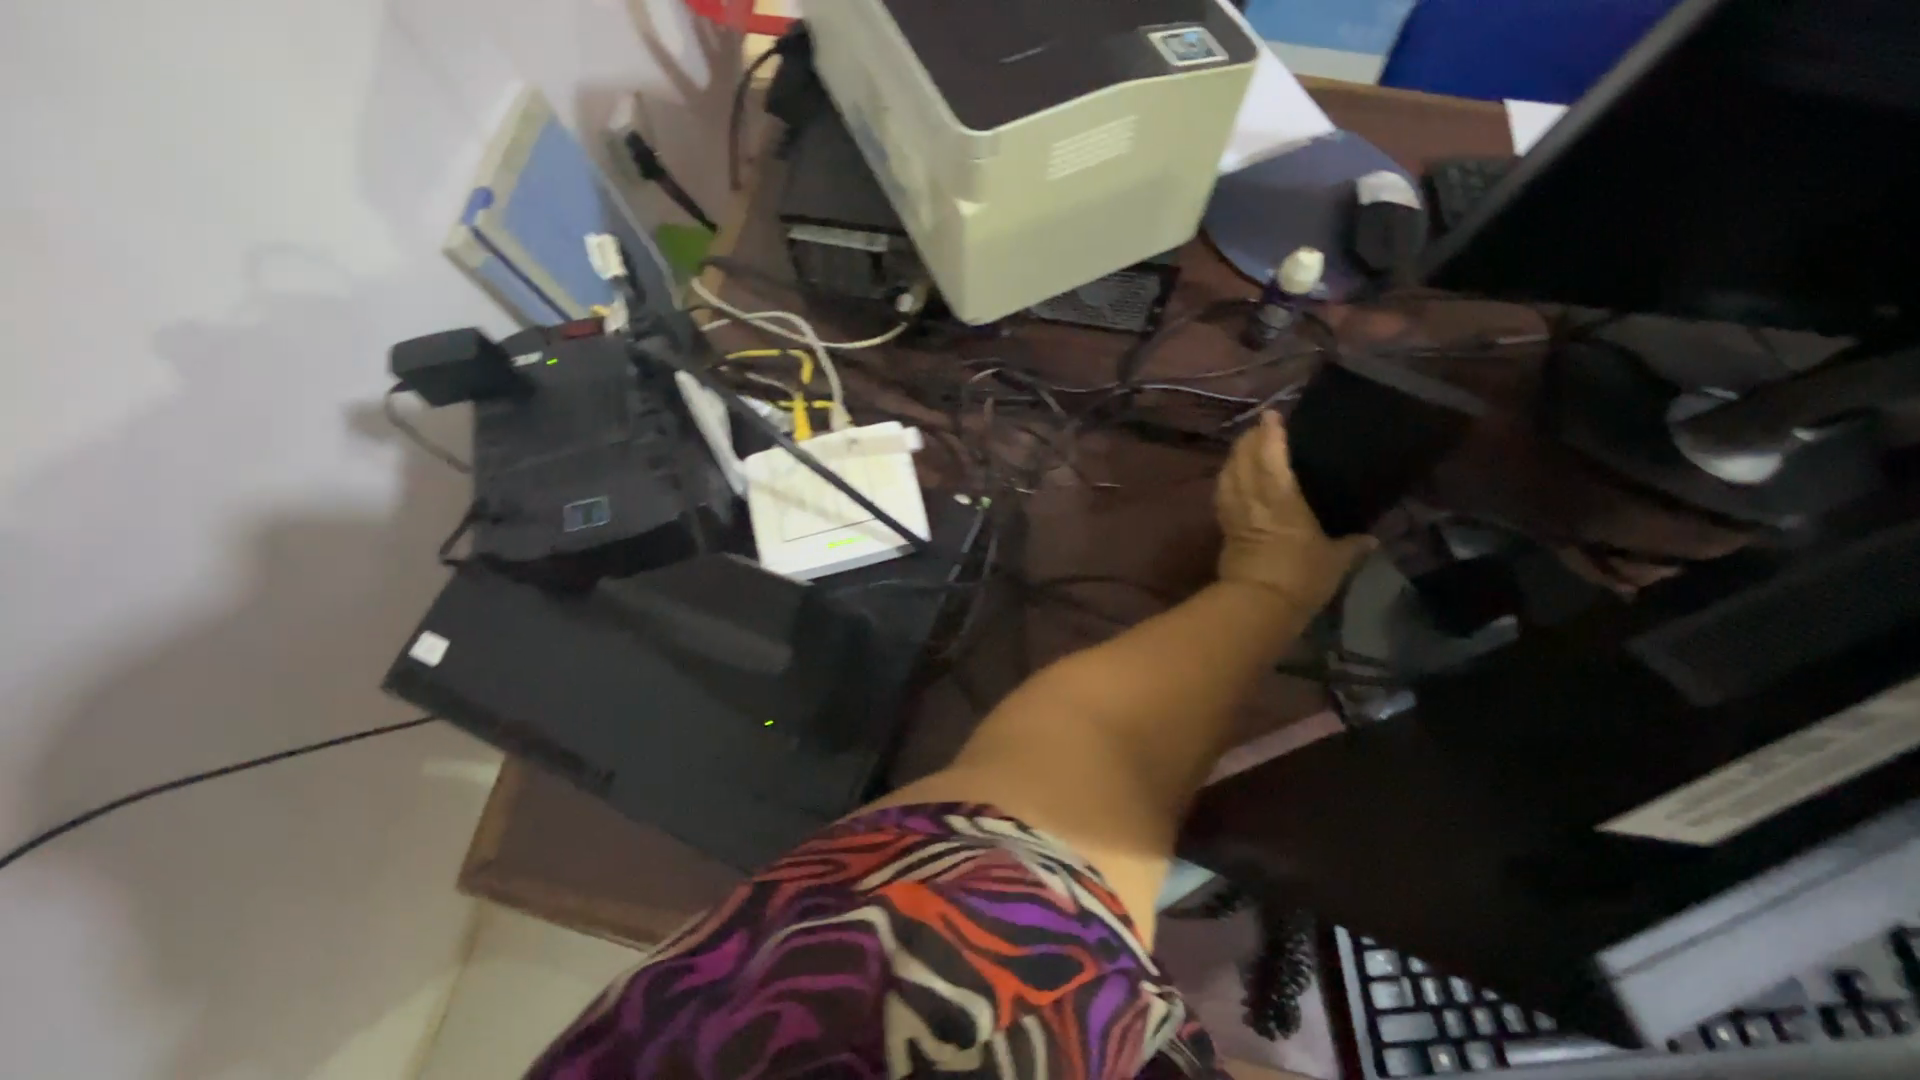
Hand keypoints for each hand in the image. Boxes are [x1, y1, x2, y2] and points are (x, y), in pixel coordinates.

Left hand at [1217, 412, 1373, 609]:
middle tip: (1260, 428)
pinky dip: (1227, 480)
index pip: (1271, 457)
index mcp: (1281, 500)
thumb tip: (1371, 538)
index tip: (1272, 416)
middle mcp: (1253, 500)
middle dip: (1249, 440)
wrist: (1258, 606)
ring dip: (1235, 457)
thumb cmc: (1300, 578)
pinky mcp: (1225, 529)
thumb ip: (1351, 546)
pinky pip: (1223, 495)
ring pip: (1229, 475)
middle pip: (1243, 460)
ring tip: (1245, 447)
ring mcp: (1235, 513)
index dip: (1270, 435)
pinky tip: (1232, 478)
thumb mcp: (1334, 561)